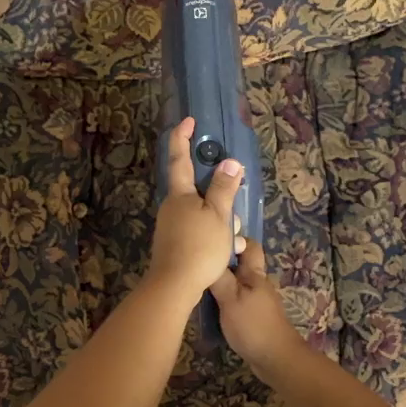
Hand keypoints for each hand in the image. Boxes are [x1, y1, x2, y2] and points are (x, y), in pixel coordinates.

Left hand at [147, 117, 244, 295]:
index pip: (180, 157)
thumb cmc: (198, 247)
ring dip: (222, 222)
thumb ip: (225, 188)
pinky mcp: (175, 243)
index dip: (182, 137)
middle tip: (233, 214)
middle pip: (199, 191)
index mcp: (180, 193)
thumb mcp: (219, 216)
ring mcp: (171, 225)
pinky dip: (215, 236)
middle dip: (220, 198)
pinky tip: (226, 252)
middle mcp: (172, 205)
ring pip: (203, 213)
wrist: (174, 286)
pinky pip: (199, 230)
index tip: (188, 120)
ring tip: (234, 242)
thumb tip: (230, 162)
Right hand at [209, 243, 307, 379]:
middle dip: (222, 261)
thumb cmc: (253, 325)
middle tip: (197, 261)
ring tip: (198, 281)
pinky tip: (209, 304)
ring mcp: (256, 299)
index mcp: (254, 273)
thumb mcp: (230, 298)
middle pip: (240, 263)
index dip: (233, 238)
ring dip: (221, 281)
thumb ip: (219, 277)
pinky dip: (223, 297)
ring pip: (237, 282)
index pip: (249, 245)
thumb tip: (208, 255)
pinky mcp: (253, 315)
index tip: (211, 239)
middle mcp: (257, 282)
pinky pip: (236, 298)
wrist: (276, 358)